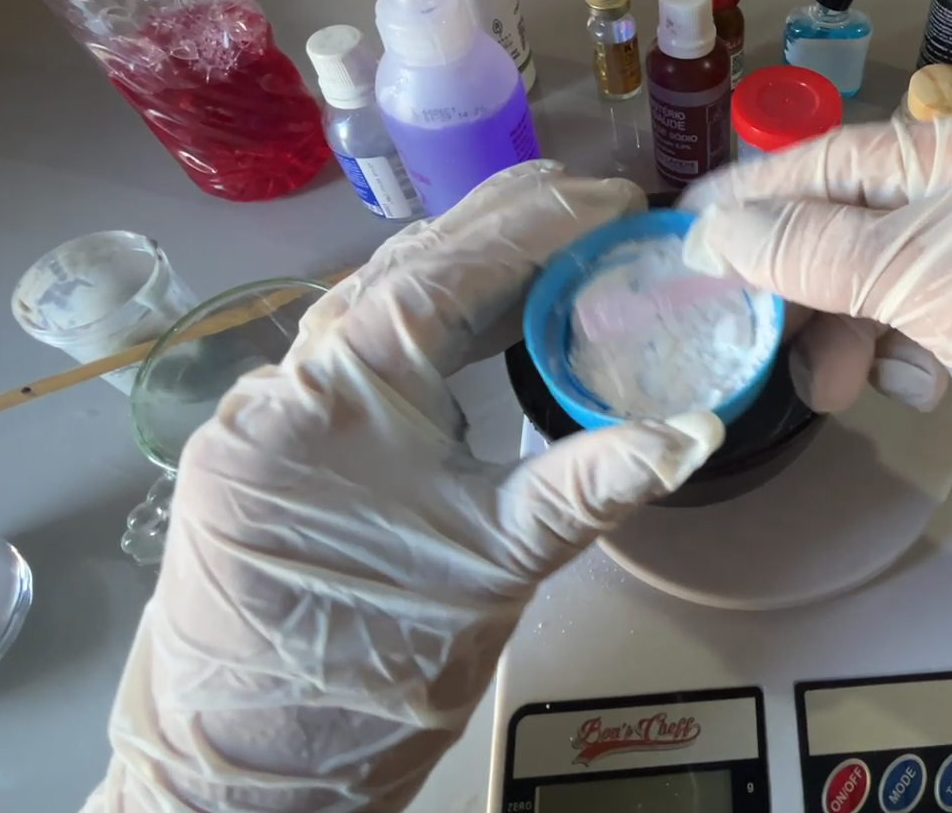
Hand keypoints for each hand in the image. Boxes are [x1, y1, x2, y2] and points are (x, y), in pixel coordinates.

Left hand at [84, 163, 722, 811]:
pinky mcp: (282, 427)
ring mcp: (278, 398)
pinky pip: (368, 338)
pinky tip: (486, 308)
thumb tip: (702, 430)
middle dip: (506, 217)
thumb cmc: (376, 661)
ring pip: (384, 294)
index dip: (541, 222)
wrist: (249, 766)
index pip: (452, 268)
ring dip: (471, 258)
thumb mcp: (502, 561)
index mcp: (341, 391)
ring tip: (552, 231)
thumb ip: (599, 479)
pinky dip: (438, 311)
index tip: (615, 196)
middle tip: (592, 196)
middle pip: (411, 261)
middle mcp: (294, 374)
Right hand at [683, 90, 951, 734]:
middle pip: (877, 219)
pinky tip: (919, 389)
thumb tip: (719, 228)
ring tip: (849, 391)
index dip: (768, 187)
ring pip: (905, 276)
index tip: (696, 216)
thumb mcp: (951, 290)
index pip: (859, 154)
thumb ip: (828, 253)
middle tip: (768, 340)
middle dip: (818, 282)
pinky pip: (944, 316)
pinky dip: (916, 350)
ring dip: (865, 328)